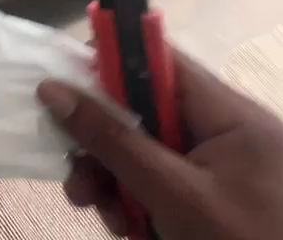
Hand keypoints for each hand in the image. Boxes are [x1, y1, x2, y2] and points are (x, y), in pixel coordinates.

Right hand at [38, 53, 282, 239]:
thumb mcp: (172, 194)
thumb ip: (110, 138)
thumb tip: (50, 86)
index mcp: (232, 117)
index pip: (155, 59)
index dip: (105, 63)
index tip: (64, 89)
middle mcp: (227, 131)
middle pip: (139, 108)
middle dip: (100, 141)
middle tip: (76, 175)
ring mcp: (224, 166)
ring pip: (142, 146)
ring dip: (110, 175)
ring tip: (99, 211)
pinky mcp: (218, 195)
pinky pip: (159, 176)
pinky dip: (135, 196)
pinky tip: (126, 224)